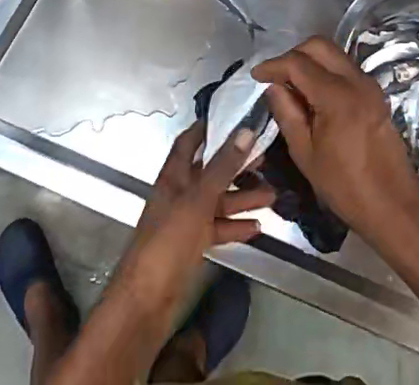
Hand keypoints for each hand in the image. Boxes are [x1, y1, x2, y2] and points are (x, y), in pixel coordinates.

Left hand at [109, 122, 276, 317]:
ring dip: (242, 198)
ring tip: (273, 195)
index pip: (189, 142)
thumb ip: (222, 167)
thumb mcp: (198, 200)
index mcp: (173, 176)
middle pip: (209, 173)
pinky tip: (257, 227)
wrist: (146, 299)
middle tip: (264, 160)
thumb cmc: (168, 241)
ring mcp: (185, 221)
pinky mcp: (192, 245)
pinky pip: (217, 228)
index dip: (207, 128)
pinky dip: (235, 226)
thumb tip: (245, 131)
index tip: (232, 118)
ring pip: (217, 202)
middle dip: (235, 166)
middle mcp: (179, 194)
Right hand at [253, 37, 418, 245]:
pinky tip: (313, 94)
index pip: (298, 63)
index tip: (256, 75)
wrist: (395, 206)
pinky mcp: (376, 95)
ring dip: (310, 61)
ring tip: (291, 85)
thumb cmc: (346, 186)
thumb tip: (273, 87)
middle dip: (293, 54)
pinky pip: (345, 68)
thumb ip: (286, 113)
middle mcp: (356, 81)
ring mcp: (369, 86)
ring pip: (334, 54)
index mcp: (337, 96)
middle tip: (276, 76)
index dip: (273, 65)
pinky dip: (325, 71)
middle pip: (319, 46)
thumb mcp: (305, 153)